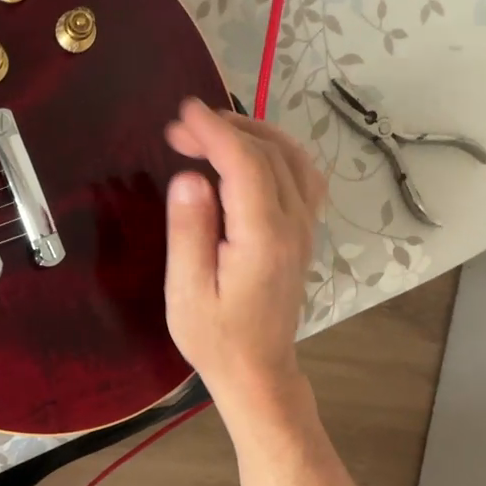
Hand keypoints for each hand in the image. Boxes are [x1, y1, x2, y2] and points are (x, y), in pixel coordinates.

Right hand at [162, 98, 327, 411]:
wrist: (257, 370)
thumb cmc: (214, 338)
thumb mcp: (187, 293)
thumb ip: (189, 234)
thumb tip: (189, 179)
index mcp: (262, 237)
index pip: (244, 164)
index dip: (214, 133)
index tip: (182, 115)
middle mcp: (292, 223)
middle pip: (269, 153)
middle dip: (226, 129)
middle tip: (181, 128)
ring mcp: (304, 226)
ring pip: (291, 158)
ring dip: (253, 134)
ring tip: (212, 133)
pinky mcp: (303, 233)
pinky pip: (300, 175)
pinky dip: (274, 152)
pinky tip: (250, 157)